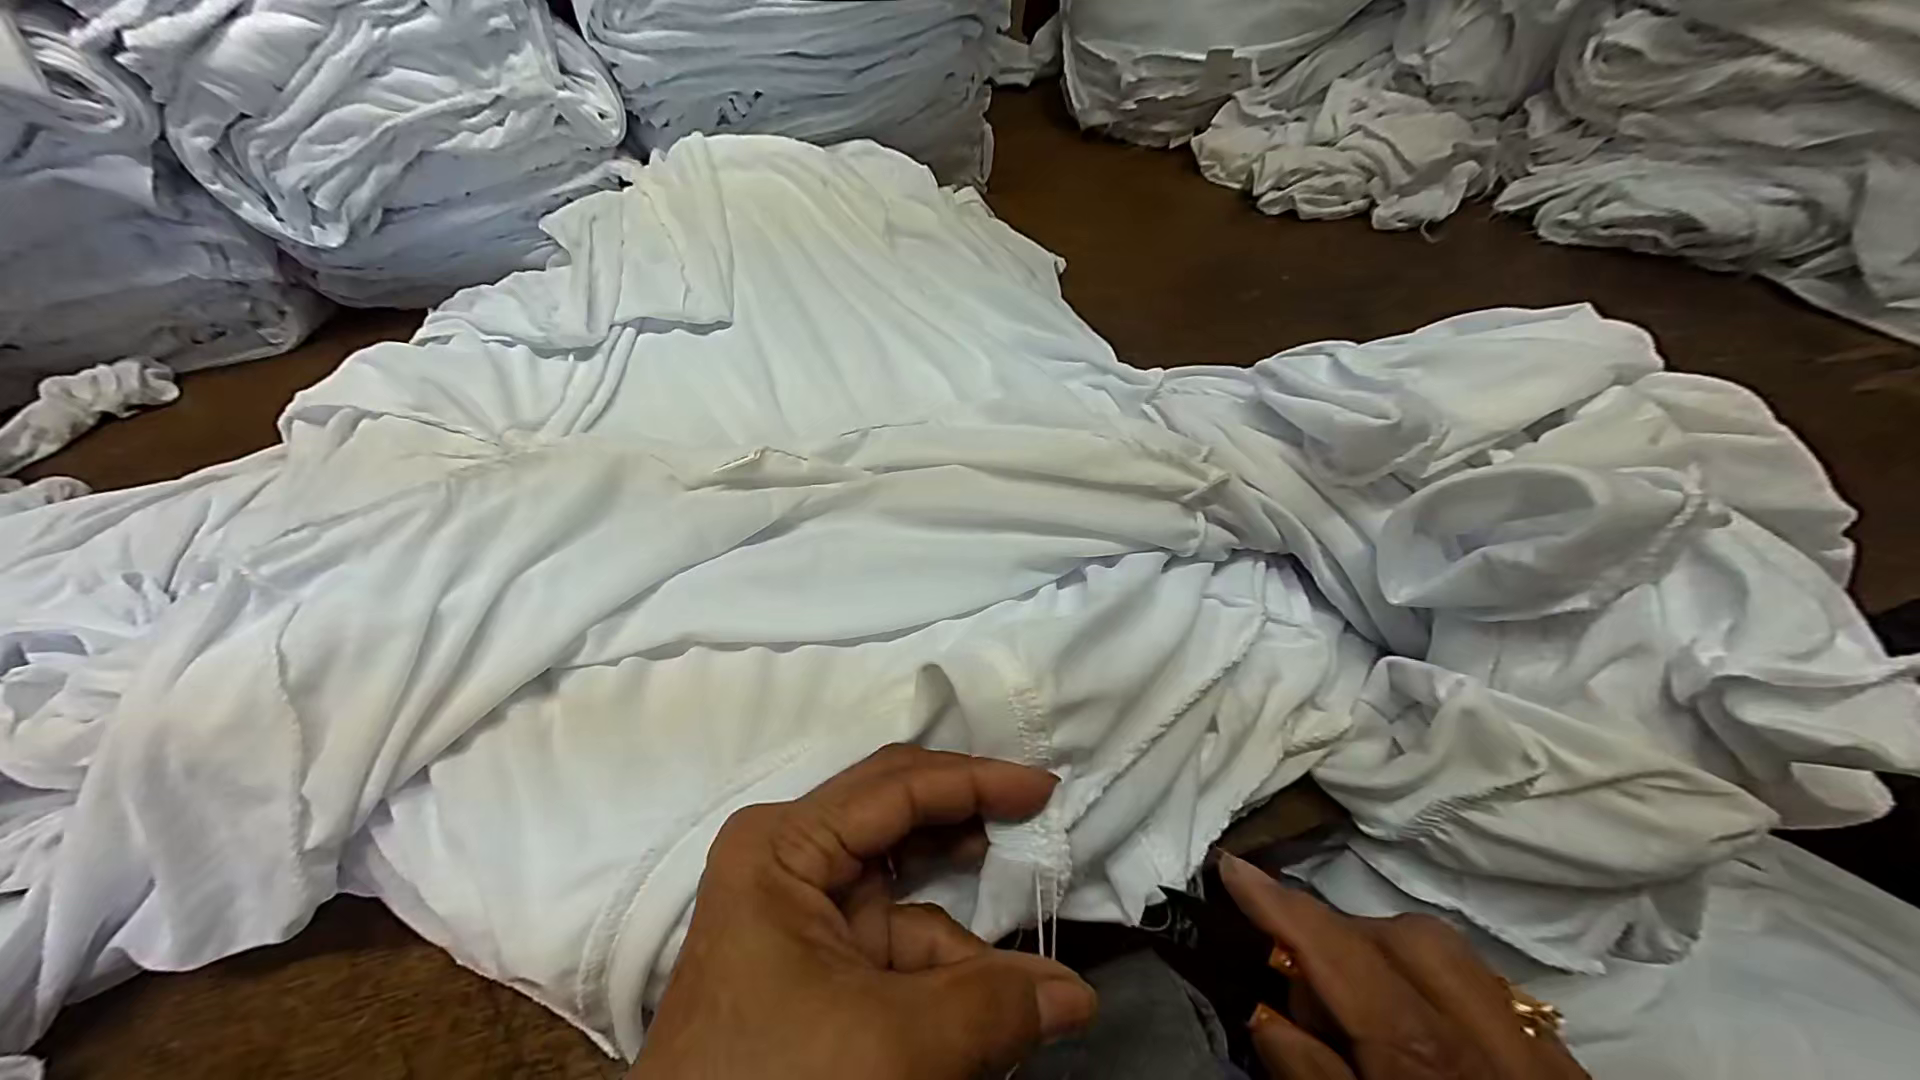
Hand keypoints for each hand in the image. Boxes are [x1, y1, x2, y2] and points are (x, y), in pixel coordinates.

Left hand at [628, 745, 1098, 1079]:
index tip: (1042, 788)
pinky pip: (895, 933)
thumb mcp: (892, 1043)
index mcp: (785, 844)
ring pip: (903, 880)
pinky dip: (946, 957)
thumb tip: (1076, 997)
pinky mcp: (815, 954)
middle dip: (969, 818)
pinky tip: (993, 988)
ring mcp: (800, 905)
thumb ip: (993, 1008)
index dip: (975, 780)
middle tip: (1035, 818)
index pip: (897, 786)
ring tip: (1027, 908)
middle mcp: (788, 856)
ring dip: (966, 906)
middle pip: (897, 814)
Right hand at [1218, 853, 1589, 1079]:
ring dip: (1387, 956)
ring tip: (1362, 1013)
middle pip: (1411, 942)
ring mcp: (1544, 1060)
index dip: (1285, 909)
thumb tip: (1265, 1014)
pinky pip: (1487, 989)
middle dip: (1342, 937)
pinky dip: (1432, 986)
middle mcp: (1497, 1052)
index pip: (1348, 962)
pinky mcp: (1567, 1073)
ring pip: (1453, 954)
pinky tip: (1417, 1031)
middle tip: (1310, 992)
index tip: (1231, 868)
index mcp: (1432, 1070)